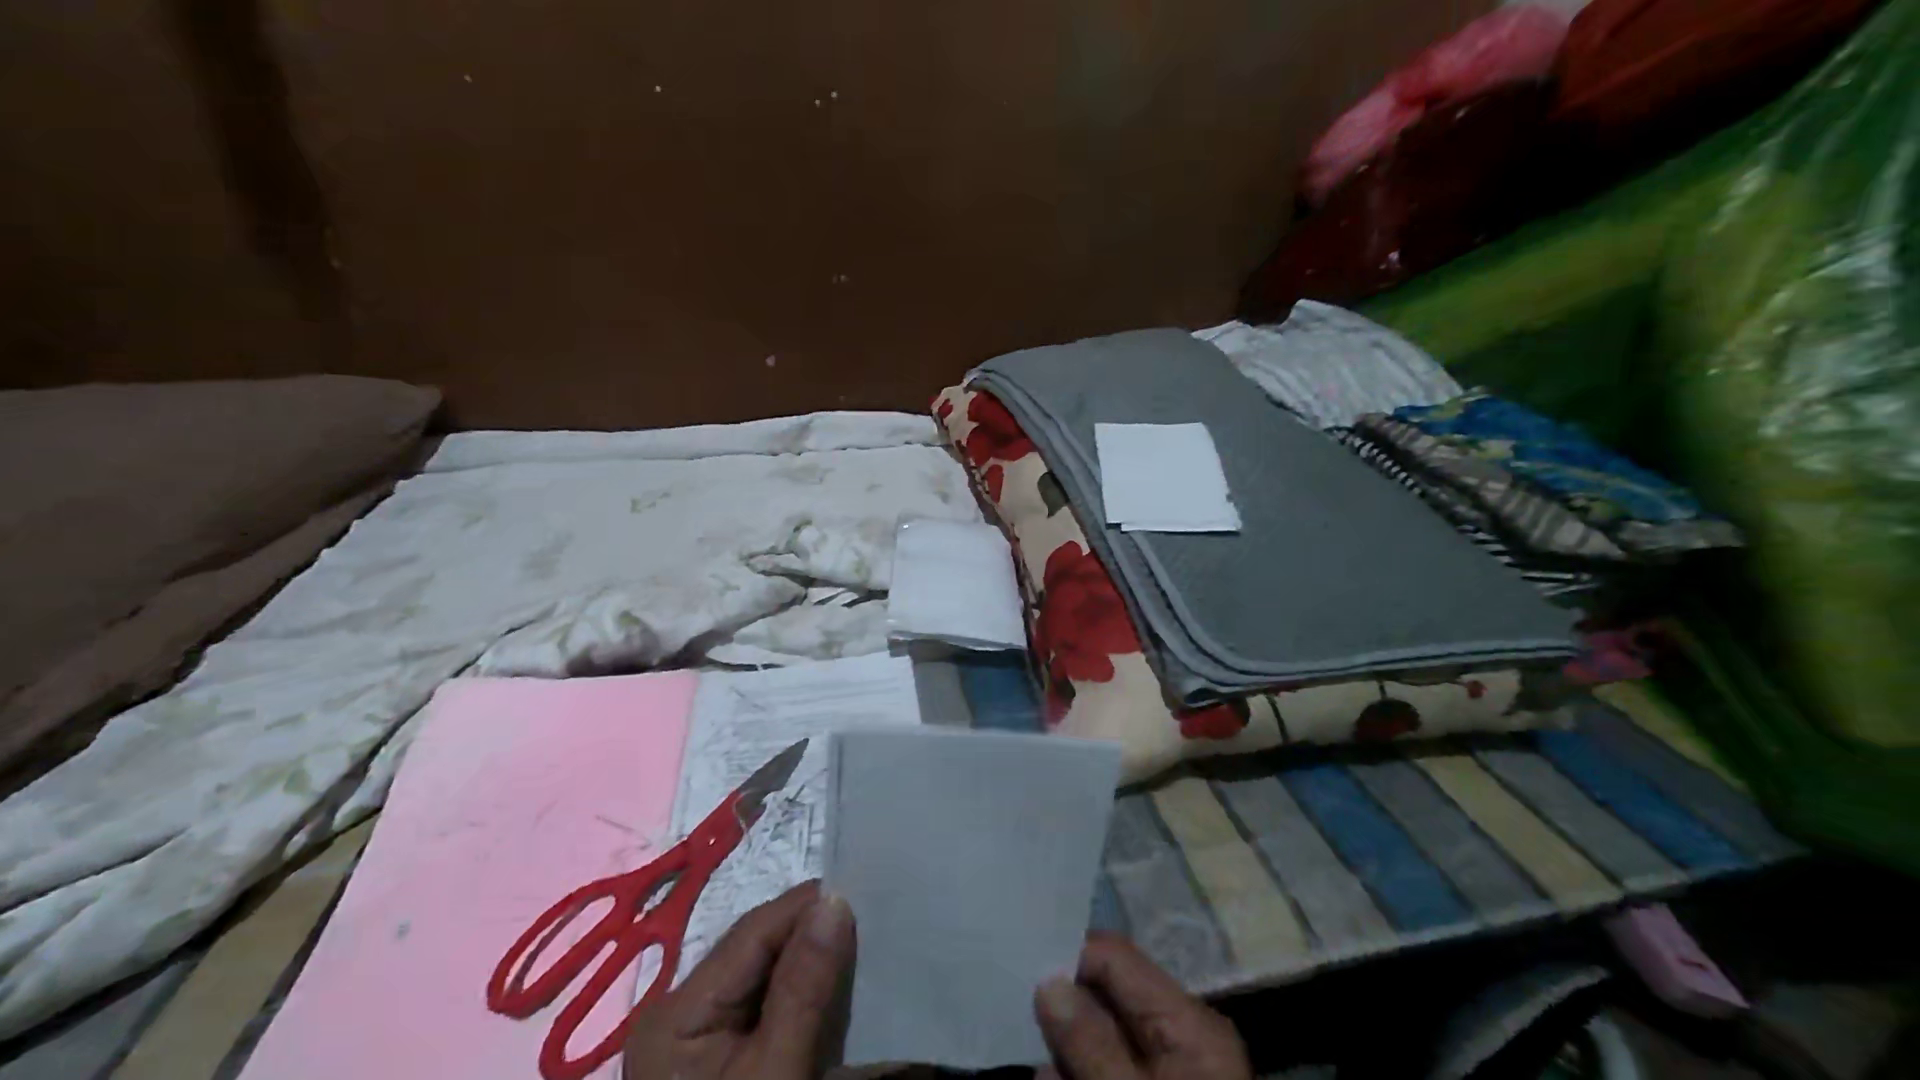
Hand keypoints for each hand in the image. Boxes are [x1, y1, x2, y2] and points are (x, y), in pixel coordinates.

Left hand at [625, 882, 854, 1079]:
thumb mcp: (777, 1075)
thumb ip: (804, 986)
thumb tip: (836, 899)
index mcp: (679, 1011)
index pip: (754, 932)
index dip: (808, 906)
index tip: (868, 893)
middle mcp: (683, 1013)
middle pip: (759, 949)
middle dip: (815, 932)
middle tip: (875, 923)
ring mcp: (703, 1038)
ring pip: (768, 973)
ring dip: (816, 961)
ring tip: (866, 950)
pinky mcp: (725, 1060)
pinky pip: (770, 1006)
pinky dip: (807, 995)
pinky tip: (839, 993)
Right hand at [1034, 934, 1251, 1079]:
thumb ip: (1092, 1044)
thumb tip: (1047, 984)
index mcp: (1190, 1021)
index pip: (1117, 958)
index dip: (1068, 959)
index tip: (1020, 970)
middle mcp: (1184, 1034)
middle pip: (1109, 996)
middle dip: (1063, 1008)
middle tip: (1015, 1014)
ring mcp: (1176, 1068)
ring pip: (1107, 1035)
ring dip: (1068, 1047)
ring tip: (1032, 1061)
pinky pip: (1116, 1066)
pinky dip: (1083, 1071)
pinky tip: (1052, 1079)